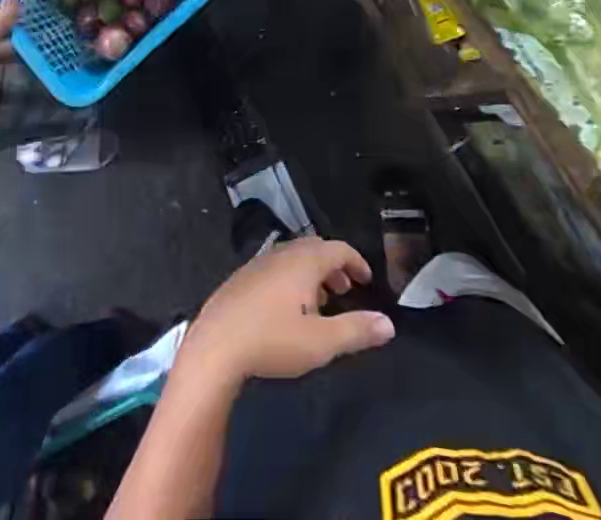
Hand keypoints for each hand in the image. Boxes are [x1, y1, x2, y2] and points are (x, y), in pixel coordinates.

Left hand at [181, 237, 394, 383]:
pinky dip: (287, 280)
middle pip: (315, 249)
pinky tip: (282, 311)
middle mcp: (281, 255)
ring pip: (292, 259)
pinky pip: (272, 270)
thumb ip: (357, 331)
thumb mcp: (321, 343)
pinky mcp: (237, 281)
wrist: (212, 350)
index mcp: (304, 262)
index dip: (356, 262)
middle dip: (333, 267)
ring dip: (310, 274)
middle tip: (343, 290)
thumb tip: (389, 324)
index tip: (366, 279)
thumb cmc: (271, 342)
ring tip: (315, 304)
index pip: (339, 249)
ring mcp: (256, 265)